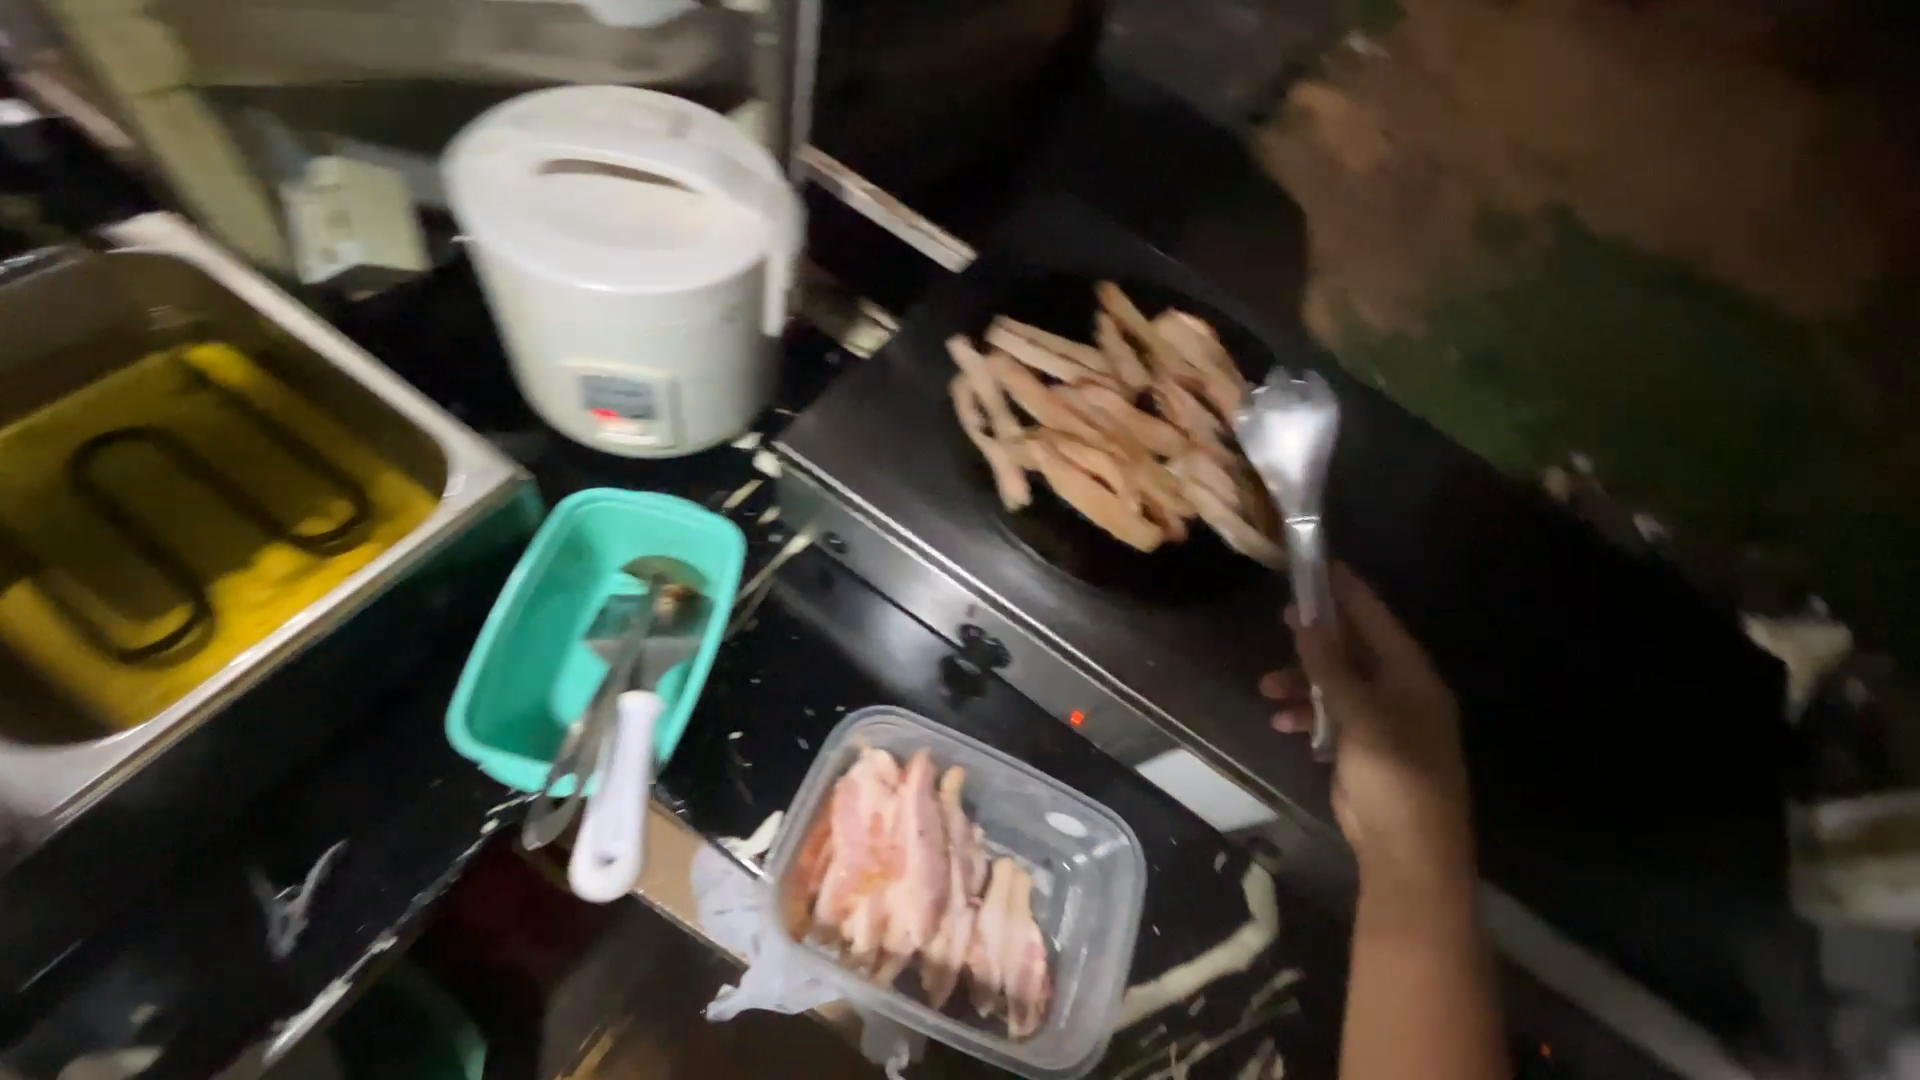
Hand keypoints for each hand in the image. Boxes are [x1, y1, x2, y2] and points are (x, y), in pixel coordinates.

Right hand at [1261, 563, 1473, 896]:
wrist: (1407, 848)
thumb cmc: (1394, 775)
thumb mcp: (1360, 715)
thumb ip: (1331, 667)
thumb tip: (1306, 621)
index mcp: (1411, 677)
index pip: (1377, 621)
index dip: (1348, 593)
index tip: (1320, 566)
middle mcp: (1400, 692)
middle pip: (1353, 649)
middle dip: (1315, 638)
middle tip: (1281, 617)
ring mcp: (1382, 721)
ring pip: (1335, 683)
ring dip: (1301, 682)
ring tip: (1267, 689)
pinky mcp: (1364, 746)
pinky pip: (1330, 715)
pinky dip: (1307, 714)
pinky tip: (1283, 722)